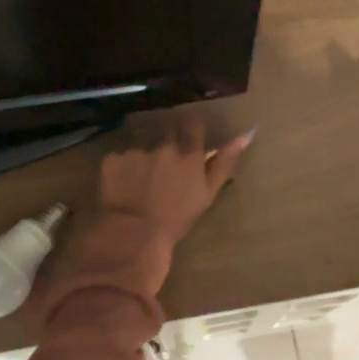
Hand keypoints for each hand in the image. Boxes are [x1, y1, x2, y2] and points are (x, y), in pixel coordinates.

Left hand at [97, 120, 253, 250]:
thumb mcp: (207, 193)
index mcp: (189, 153)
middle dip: (165, 137)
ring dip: (143, 153)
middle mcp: (163, 145)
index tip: (187, 138)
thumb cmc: (177, 218)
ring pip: (141, 142)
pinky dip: (122, 167)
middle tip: (162, 157)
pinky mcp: (113, 158)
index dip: (190, 129)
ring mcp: (136, 150)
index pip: (193, 124)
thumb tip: (246, 134)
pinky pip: (119, 156)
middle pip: (165, 127)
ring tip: (140, 175)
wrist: (136, 235)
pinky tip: (123, 184)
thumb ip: (225, 162)